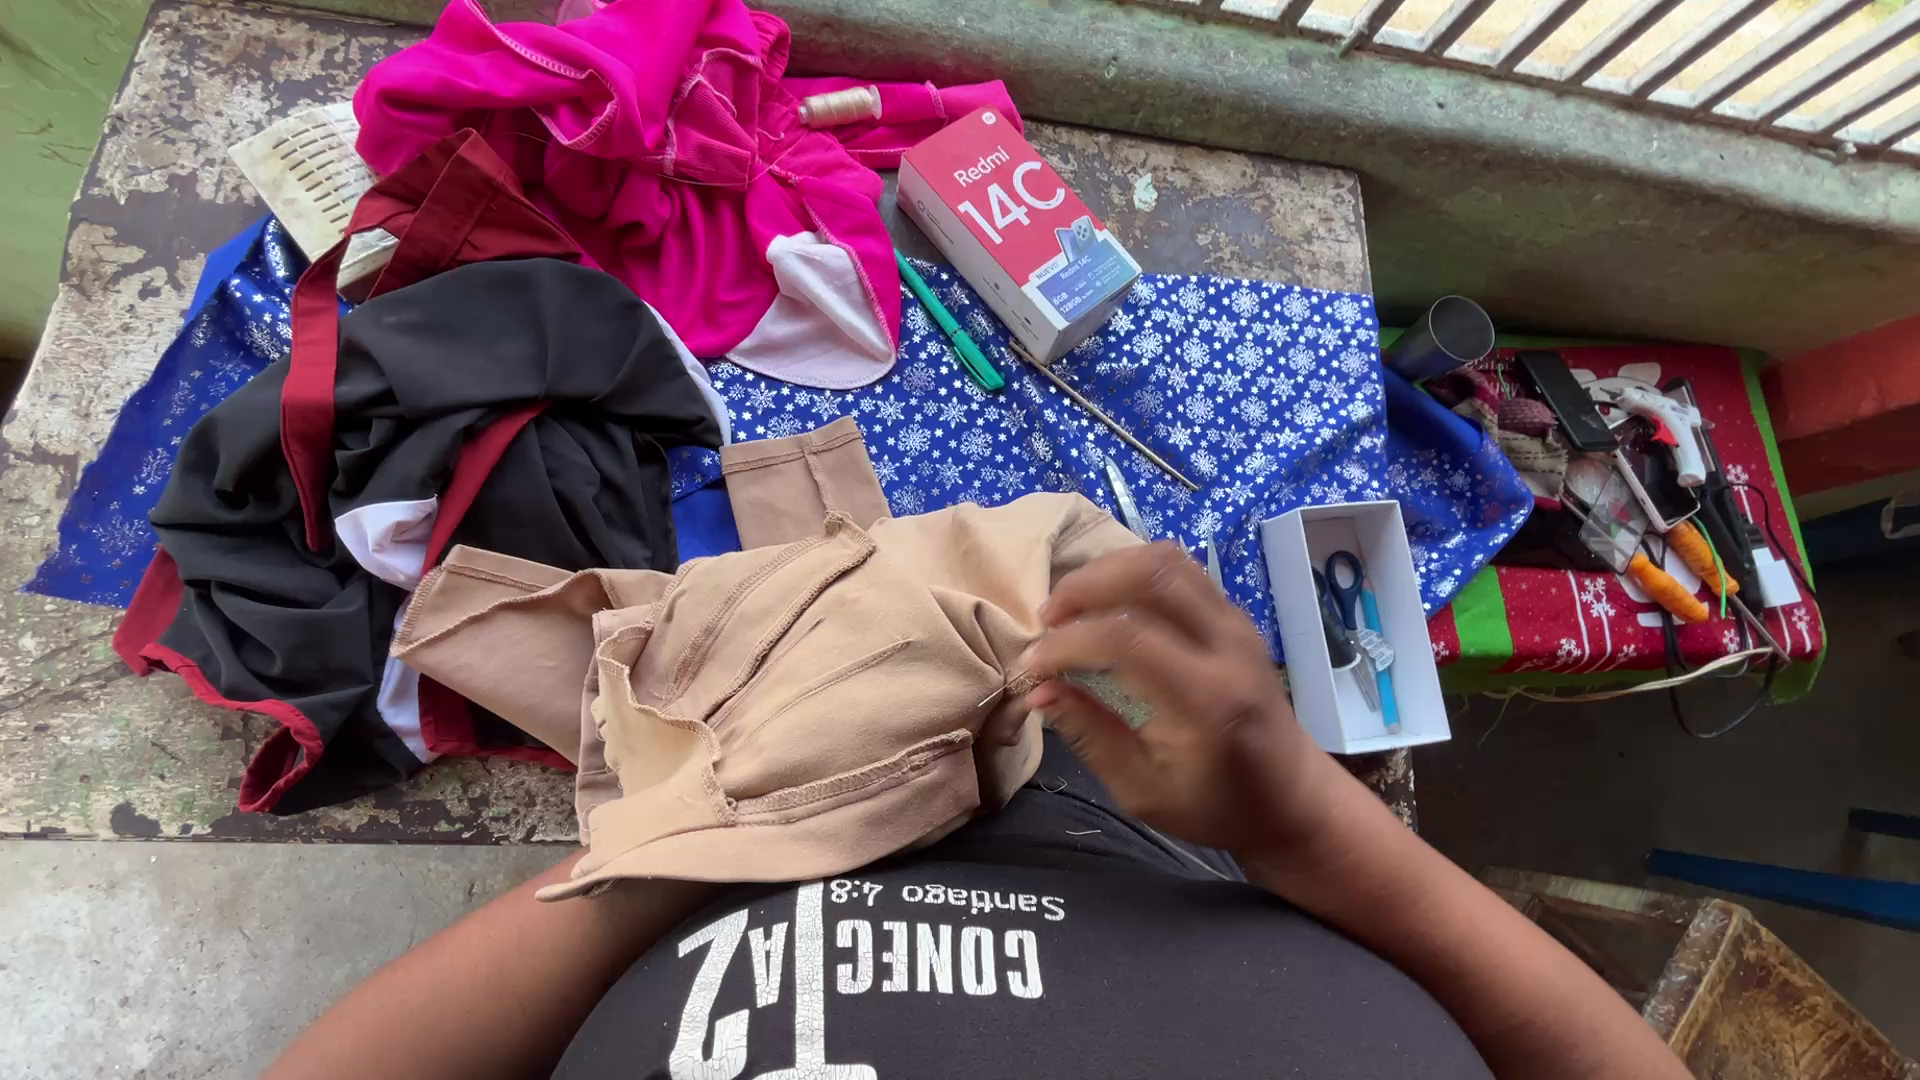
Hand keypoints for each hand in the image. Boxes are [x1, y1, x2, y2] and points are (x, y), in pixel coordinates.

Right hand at [1019, 542, 1344, 857]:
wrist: (1292, 798)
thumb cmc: (1215, 804)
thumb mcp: (1140, 789)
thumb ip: (1089, 733)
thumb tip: (1038, 690)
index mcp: (1209, 699)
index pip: (1127, 639)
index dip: (1068, 643)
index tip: (1033, 665)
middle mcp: (1228, 646)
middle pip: (1150, 574)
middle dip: (1084, 586)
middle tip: (1048, 619)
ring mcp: (1236, 622)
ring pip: (1165, 559)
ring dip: (1106, 571)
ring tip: (1072, 606)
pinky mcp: (1234, 614)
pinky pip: (1178, 569)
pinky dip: (1130, 573)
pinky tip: (1105, 603)